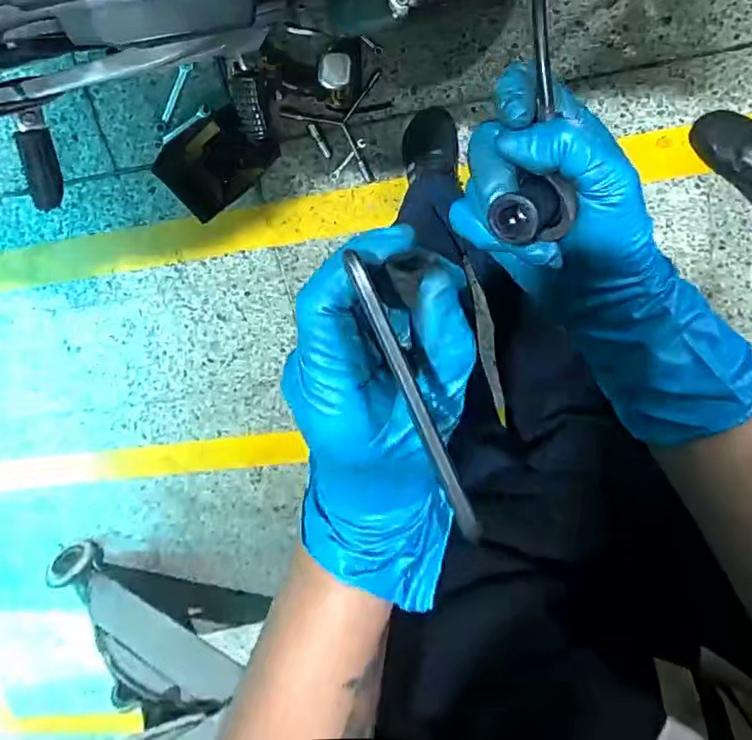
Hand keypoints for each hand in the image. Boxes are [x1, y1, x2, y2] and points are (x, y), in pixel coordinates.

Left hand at [282, 226, 475, 611]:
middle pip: (332, 292)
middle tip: (425, 261)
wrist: (370, 509)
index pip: (320, 302)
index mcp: (326, 378)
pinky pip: (352, 319)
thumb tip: (437, 281)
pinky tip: (412, 304)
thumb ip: (441, 344)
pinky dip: (384, 303)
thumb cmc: (403, 468)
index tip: (400, 241)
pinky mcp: (328, 361)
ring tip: (427, 281)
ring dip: (385, 282)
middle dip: (379, 266)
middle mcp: (310, 362)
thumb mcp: (438, 405)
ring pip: (344, 301)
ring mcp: (314, 361)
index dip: (356, 260)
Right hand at [452, 65, 751, 446]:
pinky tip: (522, 248)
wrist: (600, 293)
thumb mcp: (612, 182)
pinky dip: (489, 235)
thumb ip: (570, 147)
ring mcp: (502, 188)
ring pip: (471, 178)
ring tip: (534, 237)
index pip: (525, 90)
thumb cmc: (616, 235)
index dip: (512, 95)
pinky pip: (463, 214)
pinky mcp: (484, 222)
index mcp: (561, 134)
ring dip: (501, 213)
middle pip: (487, 137)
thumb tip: (513, 138)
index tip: (516, 119)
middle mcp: (525, 155)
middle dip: (501, 172)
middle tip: (522, 202)